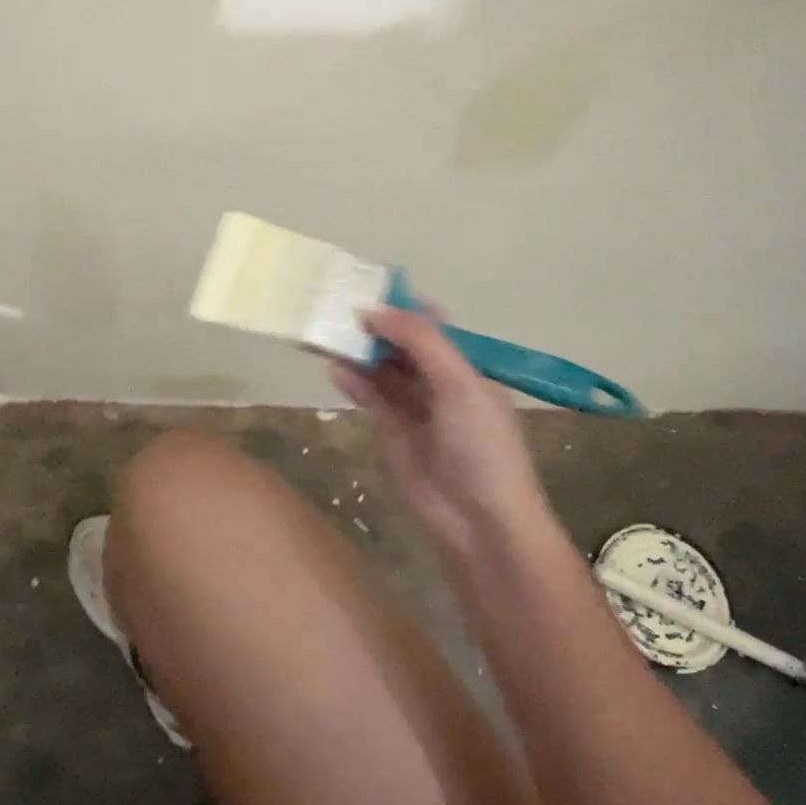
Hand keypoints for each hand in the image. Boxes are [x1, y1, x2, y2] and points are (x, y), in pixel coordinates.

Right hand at [331, 306, 543, 552]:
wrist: (480, 519)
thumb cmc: (481, 445)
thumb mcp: (459, 383)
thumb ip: (420, 341)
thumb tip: (374, 308)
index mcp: (468, 363)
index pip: (432, 323)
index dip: (401, 304)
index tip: (364, 285)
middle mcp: (441, 379)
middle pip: (401, 343)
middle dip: (371, 326)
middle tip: (332, 308)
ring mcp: (416, 405)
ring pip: (382, 369)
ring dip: (357, 353)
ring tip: (323, 336)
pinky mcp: (393, 430)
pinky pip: (371, 397)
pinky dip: (354, 382)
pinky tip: (334, 371)